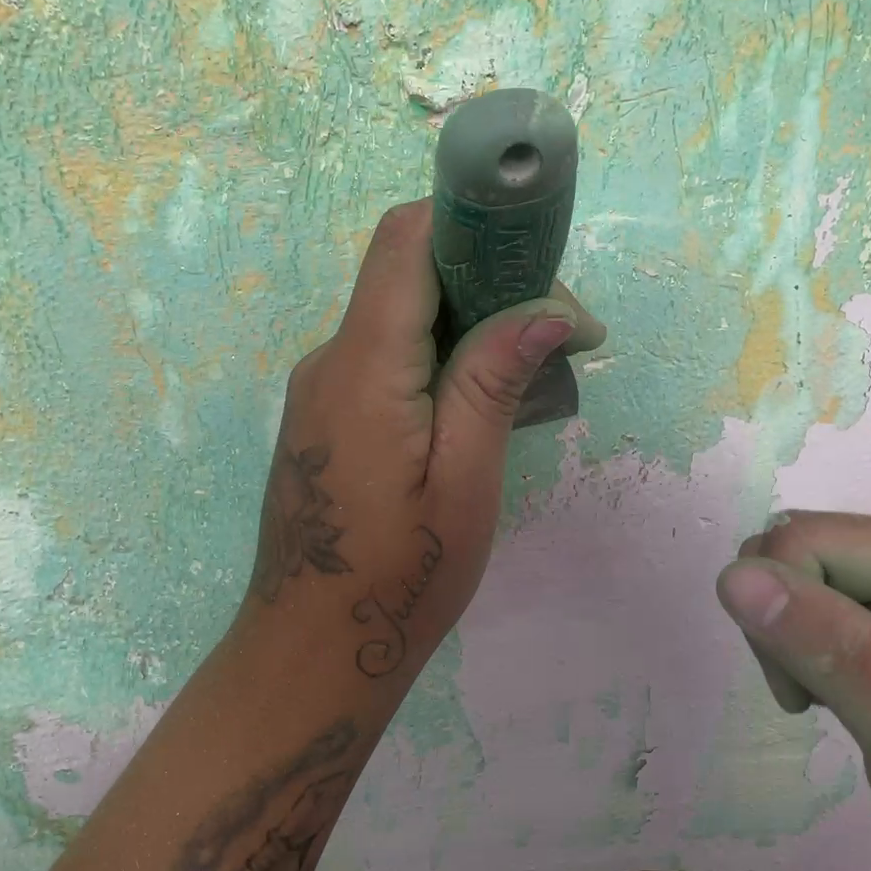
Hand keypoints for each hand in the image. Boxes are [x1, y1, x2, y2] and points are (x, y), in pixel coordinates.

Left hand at [52, 199, 602, 870]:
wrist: (311, 650)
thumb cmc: (397, 575)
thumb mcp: (464, 481)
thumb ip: (493, 381)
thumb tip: (549, 306)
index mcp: (363, 364)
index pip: (406, 240)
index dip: (470, 221)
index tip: (539, 255)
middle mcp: (331, 357)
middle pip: (409, 272)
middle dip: (489, 277)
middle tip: (559, 329)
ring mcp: (323, 384)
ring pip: (401, 313)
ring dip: (470, 320)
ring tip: (534, 368)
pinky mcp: (328, 411)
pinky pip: (388, 353)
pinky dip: (440, 353)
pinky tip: (483, 399)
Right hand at [716, 511, 870, 870]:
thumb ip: (835, 653)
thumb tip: (732, 575)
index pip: (813, 540)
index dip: (781, 603)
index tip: (796, 692)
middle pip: (804, 549)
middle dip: (783, 621)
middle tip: (810, 699)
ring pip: (802, 573)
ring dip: (789, 637)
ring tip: (826, 703)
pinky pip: (820, 602)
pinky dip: (804, 647)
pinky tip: (836, 693)